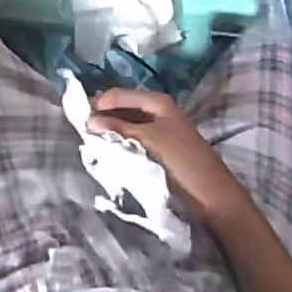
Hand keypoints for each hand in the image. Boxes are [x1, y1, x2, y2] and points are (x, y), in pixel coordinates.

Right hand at [87, 88, 251, 221]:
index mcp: (157, 101)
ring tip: (91, 135)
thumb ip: (118, 128)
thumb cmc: (183, 161)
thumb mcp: (149, 140)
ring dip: (110, 127)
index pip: (120, 94)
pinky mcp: (159, 145)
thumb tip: (89, 120)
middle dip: (103, 113)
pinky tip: (108, 145)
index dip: (100, 102)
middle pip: (123, 106)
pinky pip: (133, 135)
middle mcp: (157, 110)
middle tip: (81, 124)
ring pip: (126, 121)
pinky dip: (120, 138)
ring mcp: (159, 128)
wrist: (214, 197)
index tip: (78, 113)